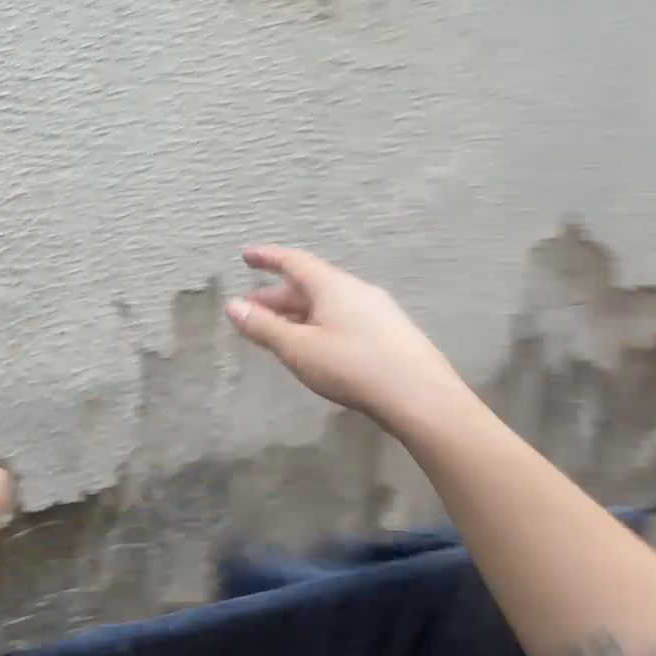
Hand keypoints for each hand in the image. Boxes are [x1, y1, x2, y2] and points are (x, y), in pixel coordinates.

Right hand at [225, 246, 471, 424]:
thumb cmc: (352, 366)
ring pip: (326, 304)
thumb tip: (233, 306)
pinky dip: (317, 324)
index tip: (245, 256)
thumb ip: (263, 327)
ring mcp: (377, 312)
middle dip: (275, 296)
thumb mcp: (298, 348)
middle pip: (308, 285)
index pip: (294, 261)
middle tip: (250, 309)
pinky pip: (342, 318)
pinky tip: (312, 345)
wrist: (422, 399)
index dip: (267, 257)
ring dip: (296, 313)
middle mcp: (356, 291)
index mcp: (333, 286)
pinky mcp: (389, 334)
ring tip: (275, 331)